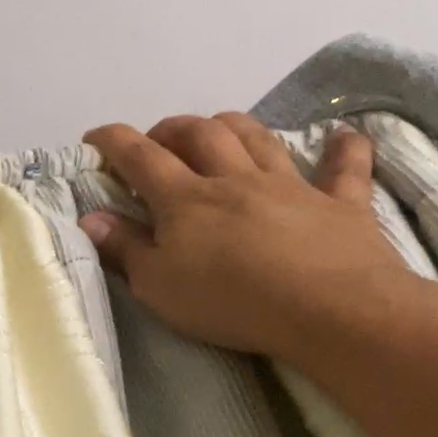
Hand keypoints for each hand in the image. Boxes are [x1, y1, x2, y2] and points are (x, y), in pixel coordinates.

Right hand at [81, 113, 417, 361]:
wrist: (332, 310)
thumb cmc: (228, 301)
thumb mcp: (156, 284)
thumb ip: (124, 247)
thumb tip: (93, 218)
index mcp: (185, 200)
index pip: (140, 158)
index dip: (113, 141)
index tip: (94, 138)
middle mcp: (235, 180)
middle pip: (201, 134)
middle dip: (172, 129)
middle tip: (156, 142)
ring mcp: (291, 187)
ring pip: (258, 138)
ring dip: (232, 126)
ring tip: (217, 131)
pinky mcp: (341, 202)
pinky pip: (344, 167)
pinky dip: (342, 148)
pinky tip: (341, 136)